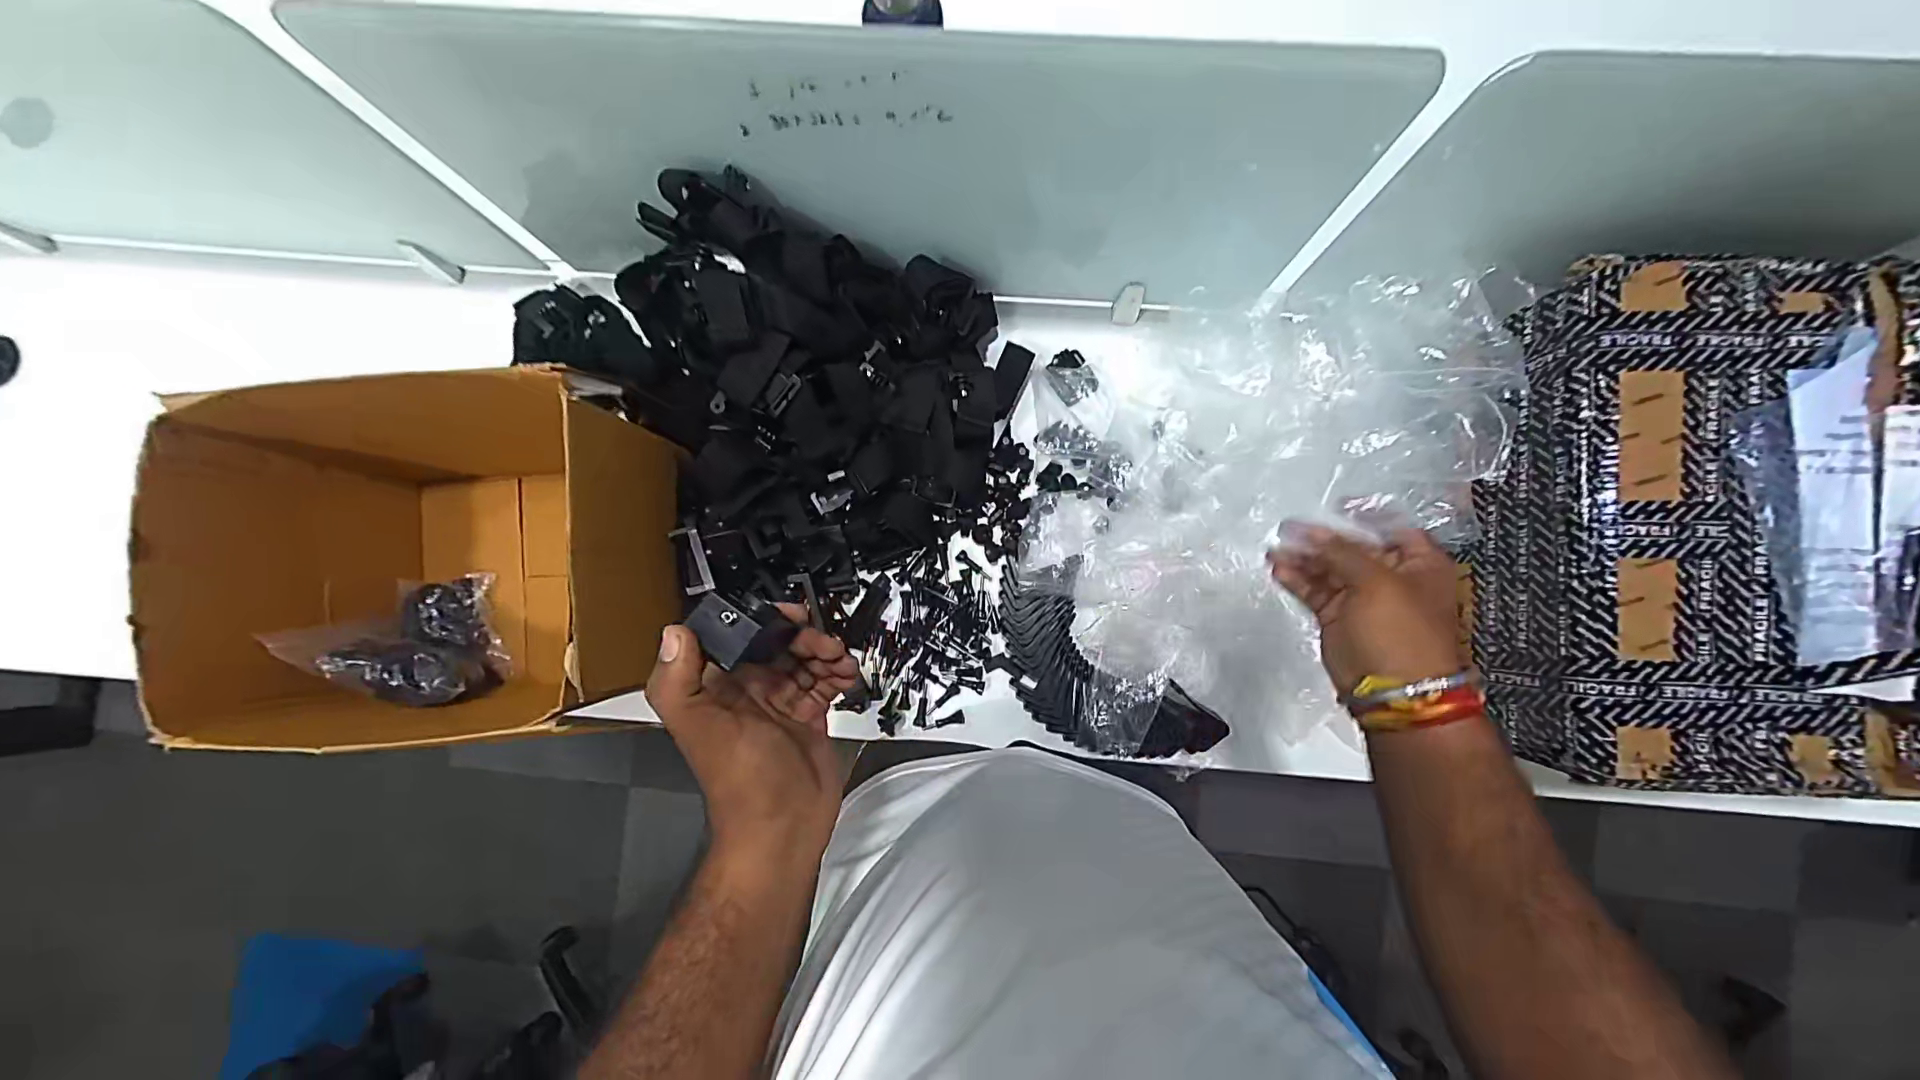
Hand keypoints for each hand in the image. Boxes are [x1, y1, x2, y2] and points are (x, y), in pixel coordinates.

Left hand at [645, 604, 860, 860]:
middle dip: (802, 635)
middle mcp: (748, 690)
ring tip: (837, 660)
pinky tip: (845, 674)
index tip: (786, 616)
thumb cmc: (741, 783)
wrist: (784, 827)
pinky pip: (824, 680)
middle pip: (777, 643)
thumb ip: (677, 680)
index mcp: (717, 687)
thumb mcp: (701, 726)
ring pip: (804, 657)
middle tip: (820, 642)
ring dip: (825, 651)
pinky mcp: (808, 715)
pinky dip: (837, 671)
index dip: (762, 621)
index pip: (738, 636)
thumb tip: (673, 634)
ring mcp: (780, 702)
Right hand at [1268, 523, 1464, 697]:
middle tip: (1290, 528)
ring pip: (1328, 569)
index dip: (1362, 515)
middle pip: (1352, 547)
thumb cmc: (1403, 636)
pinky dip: (1297, 580)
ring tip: (1276, 549)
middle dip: (1321, 537)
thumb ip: (1342, 551)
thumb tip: (1313, 532)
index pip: (1390, 528)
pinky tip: (1279, 569)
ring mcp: (1363, 599)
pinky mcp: (1338, 618)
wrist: (1395, 693)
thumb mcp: (1377, 582)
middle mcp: (1391, 579)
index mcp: (1419, 565)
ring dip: (1303, 558)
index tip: (1333, 505)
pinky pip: (1314, 591)